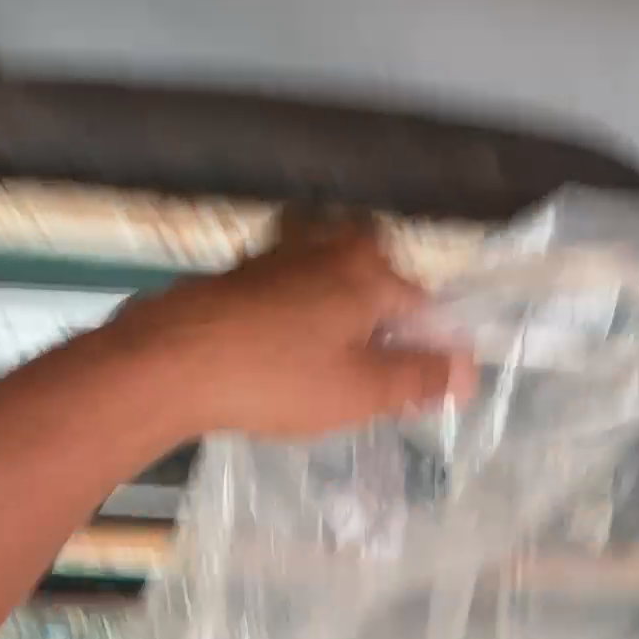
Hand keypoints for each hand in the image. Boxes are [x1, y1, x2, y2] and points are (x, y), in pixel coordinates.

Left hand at [104, 222, 474, 438]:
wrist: (172, 362)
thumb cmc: (279, 377)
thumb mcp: (361, 390)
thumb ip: (419, 378)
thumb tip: (465, 372)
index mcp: (369, 270)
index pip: (426, 307)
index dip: (436, 352)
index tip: (433, 391)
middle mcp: (329, 248)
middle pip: (380, 284)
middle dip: (390, 325)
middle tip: (383, 373)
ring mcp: (281, 256)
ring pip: (336, 285)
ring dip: (348, 323)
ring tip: (339, 371)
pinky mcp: (243, 275)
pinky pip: (296, 294)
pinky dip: (307, 321)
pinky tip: (290, 357)